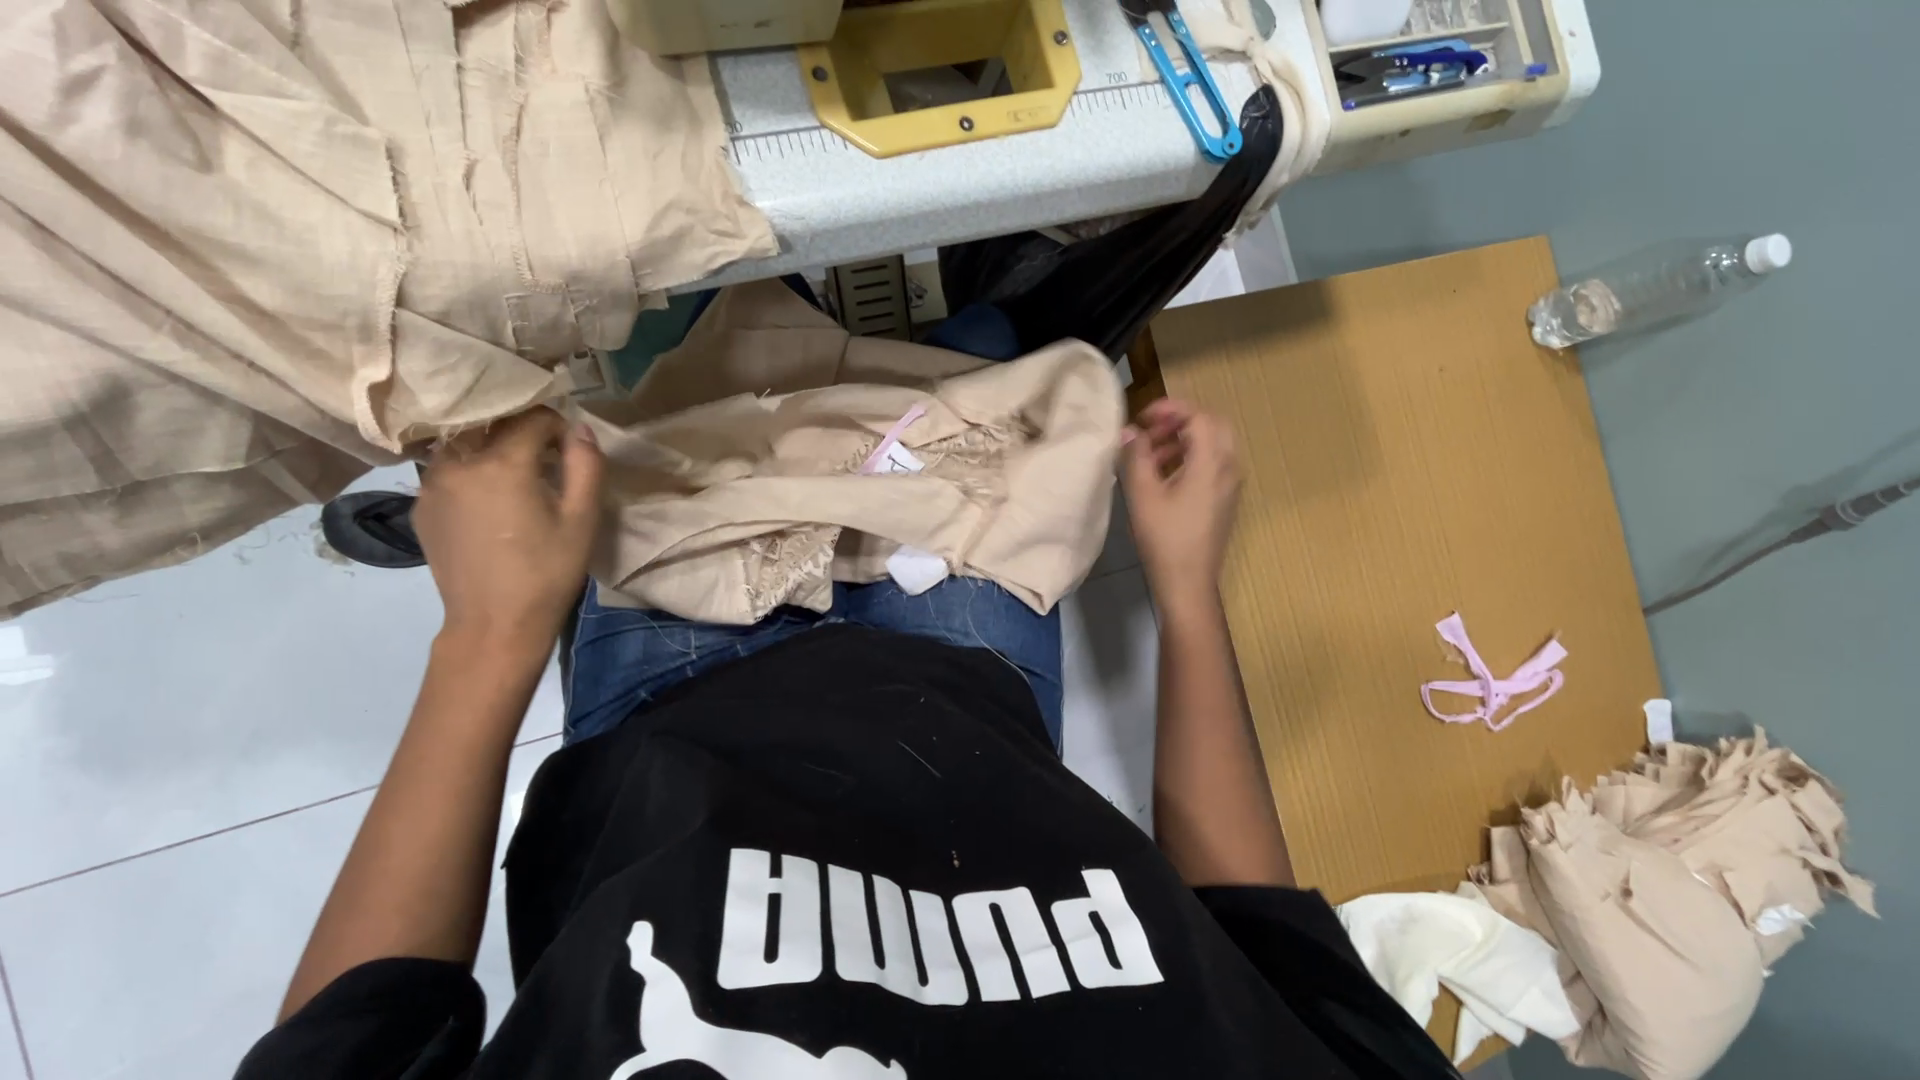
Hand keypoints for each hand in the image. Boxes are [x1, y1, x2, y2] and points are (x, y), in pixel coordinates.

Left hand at [413, 407, 604, 656]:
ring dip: (490, 449)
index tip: (570, 449)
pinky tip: (489, 504)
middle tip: (544, 460)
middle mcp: (458, 464)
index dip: (557, 426)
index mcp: (502, 463)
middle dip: (520, 432)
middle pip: (491, 424)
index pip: (531, 418)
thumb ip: (585, 465)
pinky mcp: (421, 508)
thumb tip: (579, 429)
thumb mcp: (582, 519)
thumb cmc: (547, 573)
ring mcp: (431, 486)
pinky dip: (470, 472)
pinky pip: (448, 472)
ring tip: (514, 479)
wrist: (494, 625)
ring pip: (464, 445)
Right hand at [1120, 399, 1240, 610]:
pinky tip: (1165, 475)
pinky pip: (1214, 464)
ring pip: (1214, 445)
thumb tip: (1130, 432)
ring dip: (1184, 440)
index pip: (1199, 417)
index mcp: (1212, 462)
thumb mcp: (1142, 494)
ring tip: (1151, 453)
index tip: (1143, 416)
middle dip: (1181, 421)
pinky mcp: (1225, 499)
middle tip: (1151, 430)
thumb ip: (1136, 456)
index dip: (1171, 409)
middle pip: (1212, 425)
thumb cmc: (1164, 538)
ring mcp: (1231, 485)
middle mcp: (1229, 468)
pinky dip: (1191, 457)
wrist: (1188, 582)